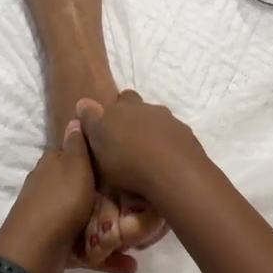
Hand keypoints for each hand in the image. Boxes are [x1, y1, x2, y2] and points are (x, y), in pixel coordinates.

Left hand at [0, 119, 131, 272]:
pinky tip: (130, 266)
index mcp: (53, 164)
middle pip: (84, 188)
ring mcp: (54, 217)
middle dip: (109, 197)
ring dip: (110, 229)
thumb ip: (77, 145)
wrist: (33, 253)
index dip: (99, 156)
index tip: (124, 162)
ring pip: (87, 220)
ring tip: (138, 238)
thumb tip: (74, 117)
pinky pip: (87, 248)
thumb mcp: (75, 167)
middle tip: (138, 206)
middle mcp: (51, 187)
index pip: (77, 153)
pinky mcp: (59, 246)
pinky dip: (106, 256)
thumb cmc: (60, 203)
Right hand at [75, 91, 209, 204]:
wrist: (174, 173)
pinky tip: (165, 168)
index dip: (115, 110)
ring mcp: (171, 123)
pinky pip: (175, 142)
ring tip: (147, 160)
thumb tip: (83, 102)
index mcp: (125, 106)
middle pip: (141, 109)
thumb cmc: (128, 159)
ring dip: (153, 136)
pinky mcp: (188, 141)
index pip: (120, 98)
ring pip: (159, 124)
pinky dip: (169, 150)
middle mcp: (148, 109)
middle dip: (135, 121)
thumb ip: (91, 119)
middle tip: (128, 143)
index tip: (110, 127)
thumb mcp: (99, 140)